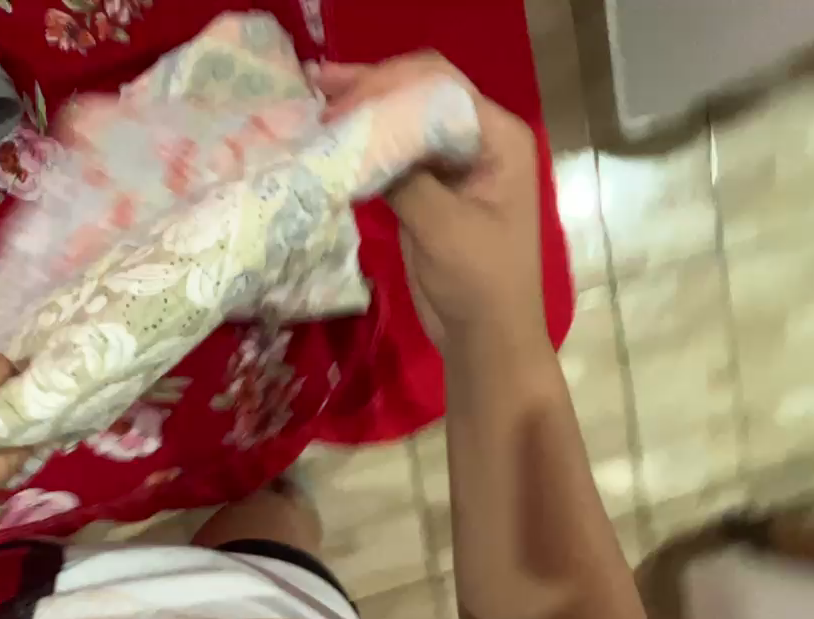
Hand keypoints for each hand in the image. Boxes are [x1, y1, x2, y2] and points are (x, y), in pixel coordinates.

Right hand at [315, 54, 546, 351]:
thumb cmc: (479, 284)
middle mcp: (477, 141)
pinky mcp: (427, 195)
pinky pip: (394, 160)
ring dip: (364, 119)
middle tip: (318, 92)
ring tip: (316, 112)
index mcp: (497, 138)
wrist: (484, 337)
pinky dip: (365, 153)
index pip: (440, 88)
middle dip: (372, 92)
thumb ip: (406, 180)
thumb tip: (359, 143)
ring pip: (404, 126)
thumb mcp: (444, 229)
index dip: (389, 86)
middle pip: (421, 97)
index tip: (340, 105)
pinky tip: (333, 149)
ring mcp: (450, 168)